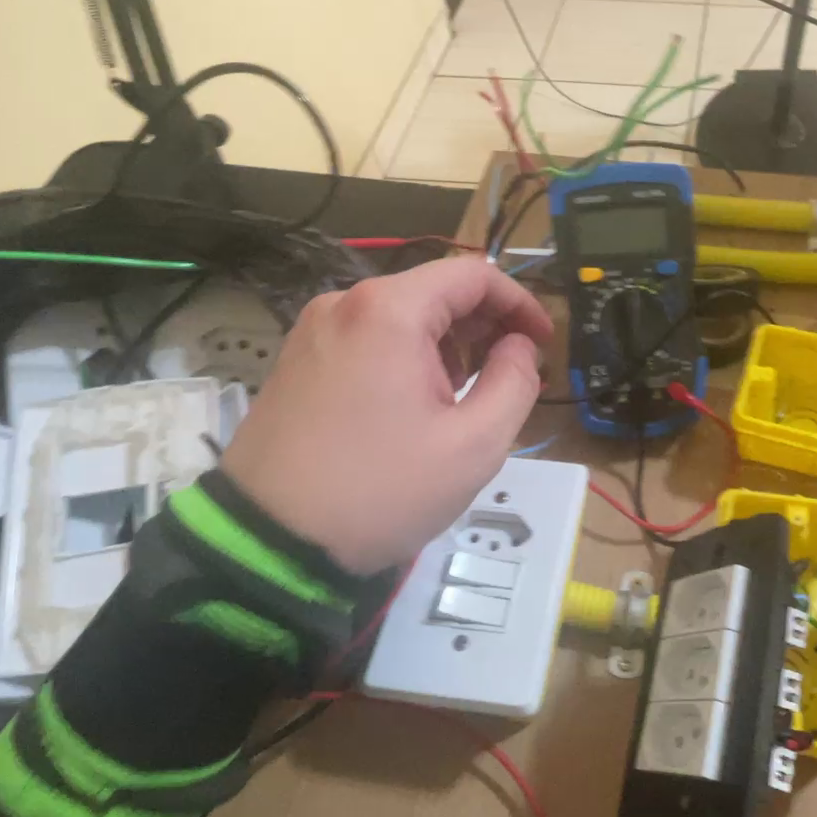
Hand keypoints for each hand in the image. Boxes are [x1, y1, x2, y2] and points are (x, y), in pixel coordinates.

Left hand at [220, 257, 552, 573]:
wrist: (272, 542)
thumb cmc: (384, 491)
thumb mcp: (475, 444)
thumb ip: (515, 381)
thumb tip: (519, 345)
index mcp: (389, 311)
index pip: (474, 274)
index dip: (520, 302)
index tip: (544, 342)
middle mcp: (345, 304)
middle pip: (435, 290)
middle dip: (486, 325)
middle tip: (514, 374)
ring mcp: (314, 331)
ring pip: (402, 316)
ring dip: (449, 344)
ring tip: (469, 397)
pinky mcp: (298, 360)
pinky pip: (370, 339)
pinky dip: (409, 356)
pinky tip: (421, 403)